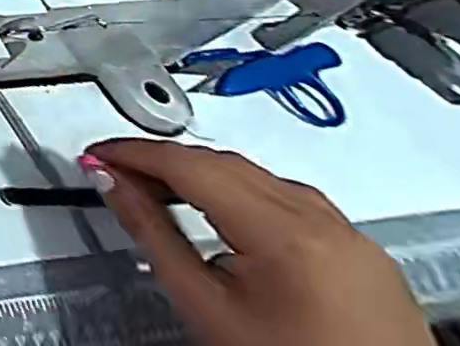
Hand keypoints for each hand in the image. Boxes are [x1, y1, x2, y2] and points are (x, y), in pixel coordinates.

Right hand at [82, 139, 430, 345]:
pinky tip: (216, 209)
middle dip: (160, 161)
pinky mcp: (364, 253)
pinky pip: (286, 197)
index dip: (131, 153)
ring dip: (197, 173)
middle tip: (115, 172)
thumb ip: (151, 234)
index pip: (187, 164)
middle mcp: (325, 222)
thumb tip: (110, 181)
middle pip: (219, 163)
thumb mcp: (205, 307)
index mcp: (287, 232)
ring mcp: (351, 236)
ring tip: (156, 189)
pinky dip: (238, 191)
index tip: (95, 155)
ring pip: (252, 174)